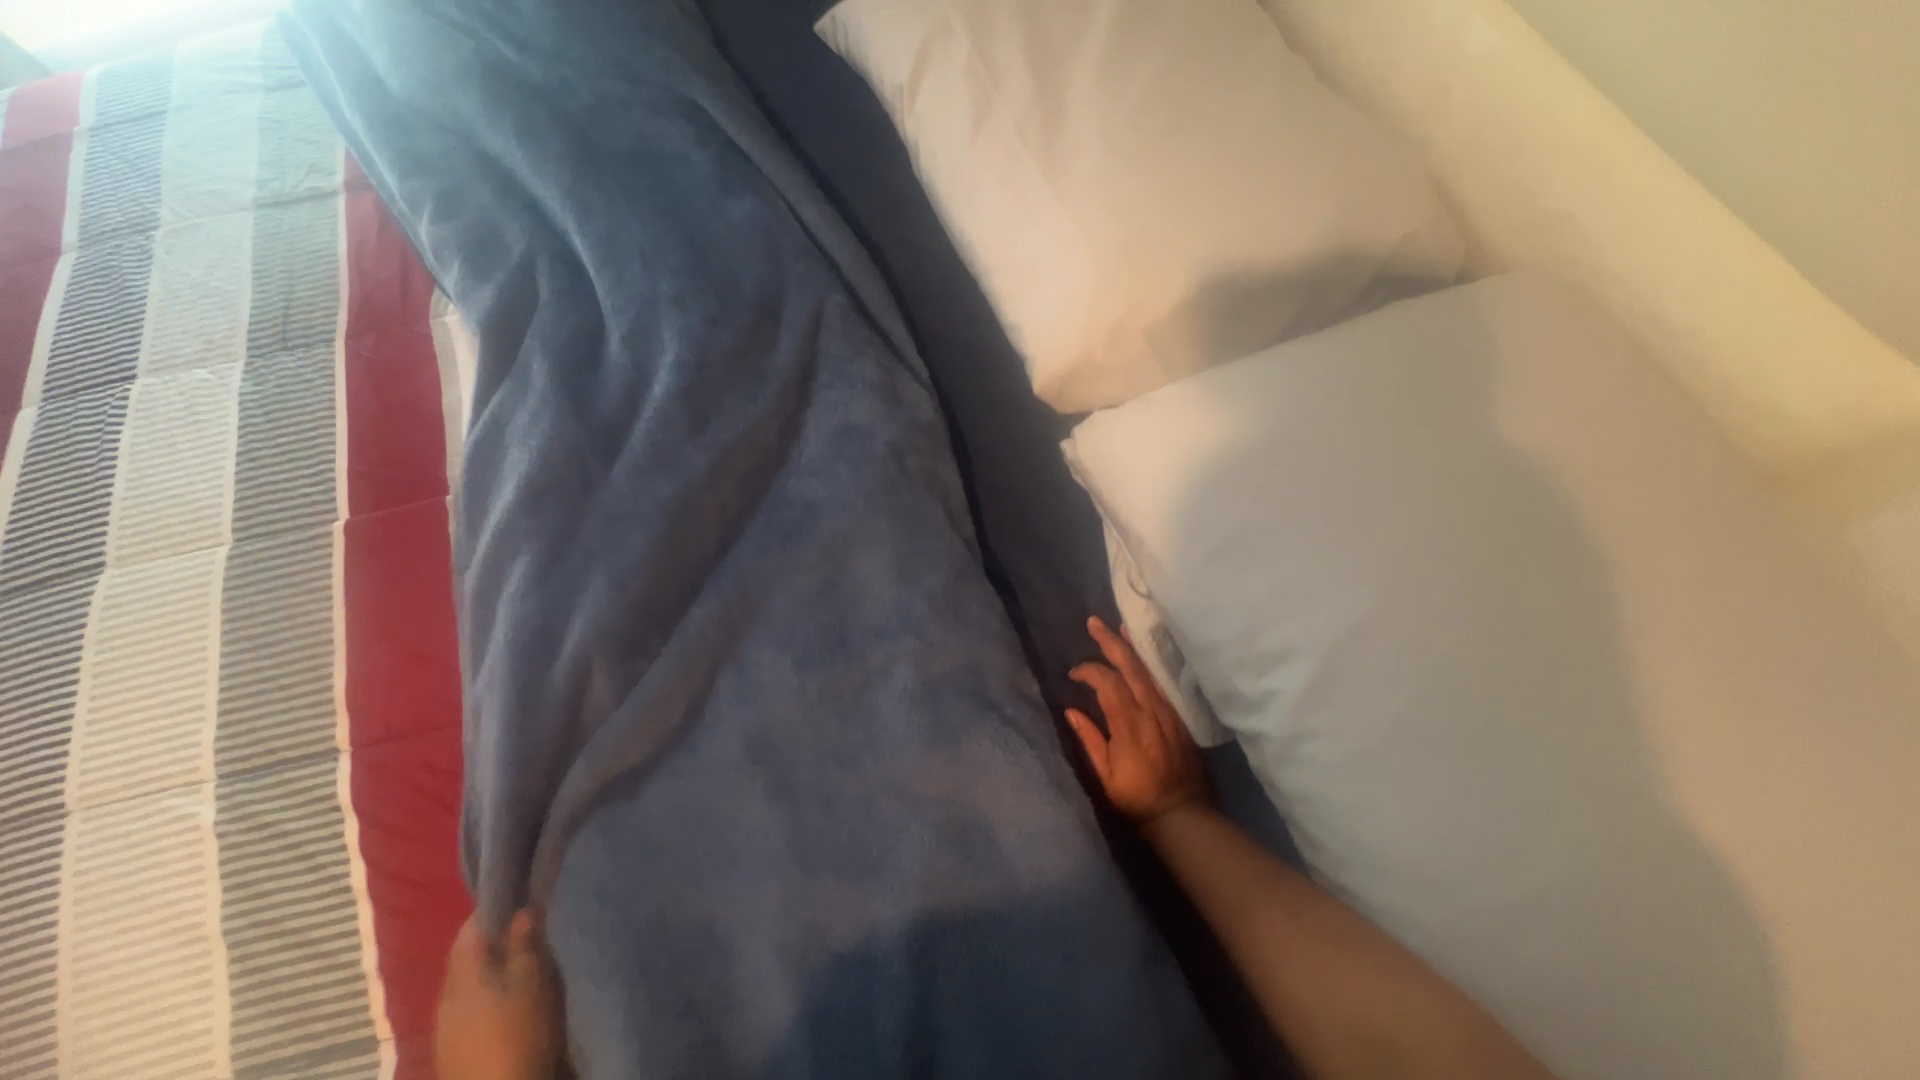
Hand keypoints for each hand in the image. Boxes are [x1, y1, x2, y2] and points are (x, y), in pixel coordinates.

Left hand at [436, 909, 565, 1079]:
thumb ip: (525, 944)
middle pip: (468, 954)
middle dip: (496, 939)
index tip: (523, 898)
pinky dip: (489, 994)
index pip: (471, 927)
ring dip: (493, 968)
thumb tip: (522, 908)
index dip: (496, 908)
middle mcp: (446, 994)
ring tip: (526, 966)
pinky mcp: (452, 1048)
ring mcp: (445, 1025)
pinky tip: (510, 1002)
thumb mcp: (532, 982)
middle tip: (531, 931)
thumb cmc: (519, 1034)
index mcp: (462, 972)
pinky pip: (470, 1006)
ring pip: (469, 981)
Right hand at [1067, 616, 1208, 824]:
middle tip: (1094, 622)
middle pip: (1130, 667)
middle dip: (1110, 643)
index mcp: (1129, 725)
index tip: (1074, 673)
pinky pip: (1160, 682)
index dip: (1090, 671)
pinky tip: (1141, 655)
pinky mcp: (1178, 716)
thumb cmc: (1136, 797)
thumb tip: (1071, 711)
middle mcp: (1150, 712)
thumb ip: (1089, 739)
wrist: (1180, 812)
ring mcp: (1168, 712)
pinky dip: (1147, 665)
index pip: (1108, 684)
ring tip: (1118, 627)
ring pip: (1148, 671)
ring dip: (1131, 648)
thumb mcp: (1105, 775)